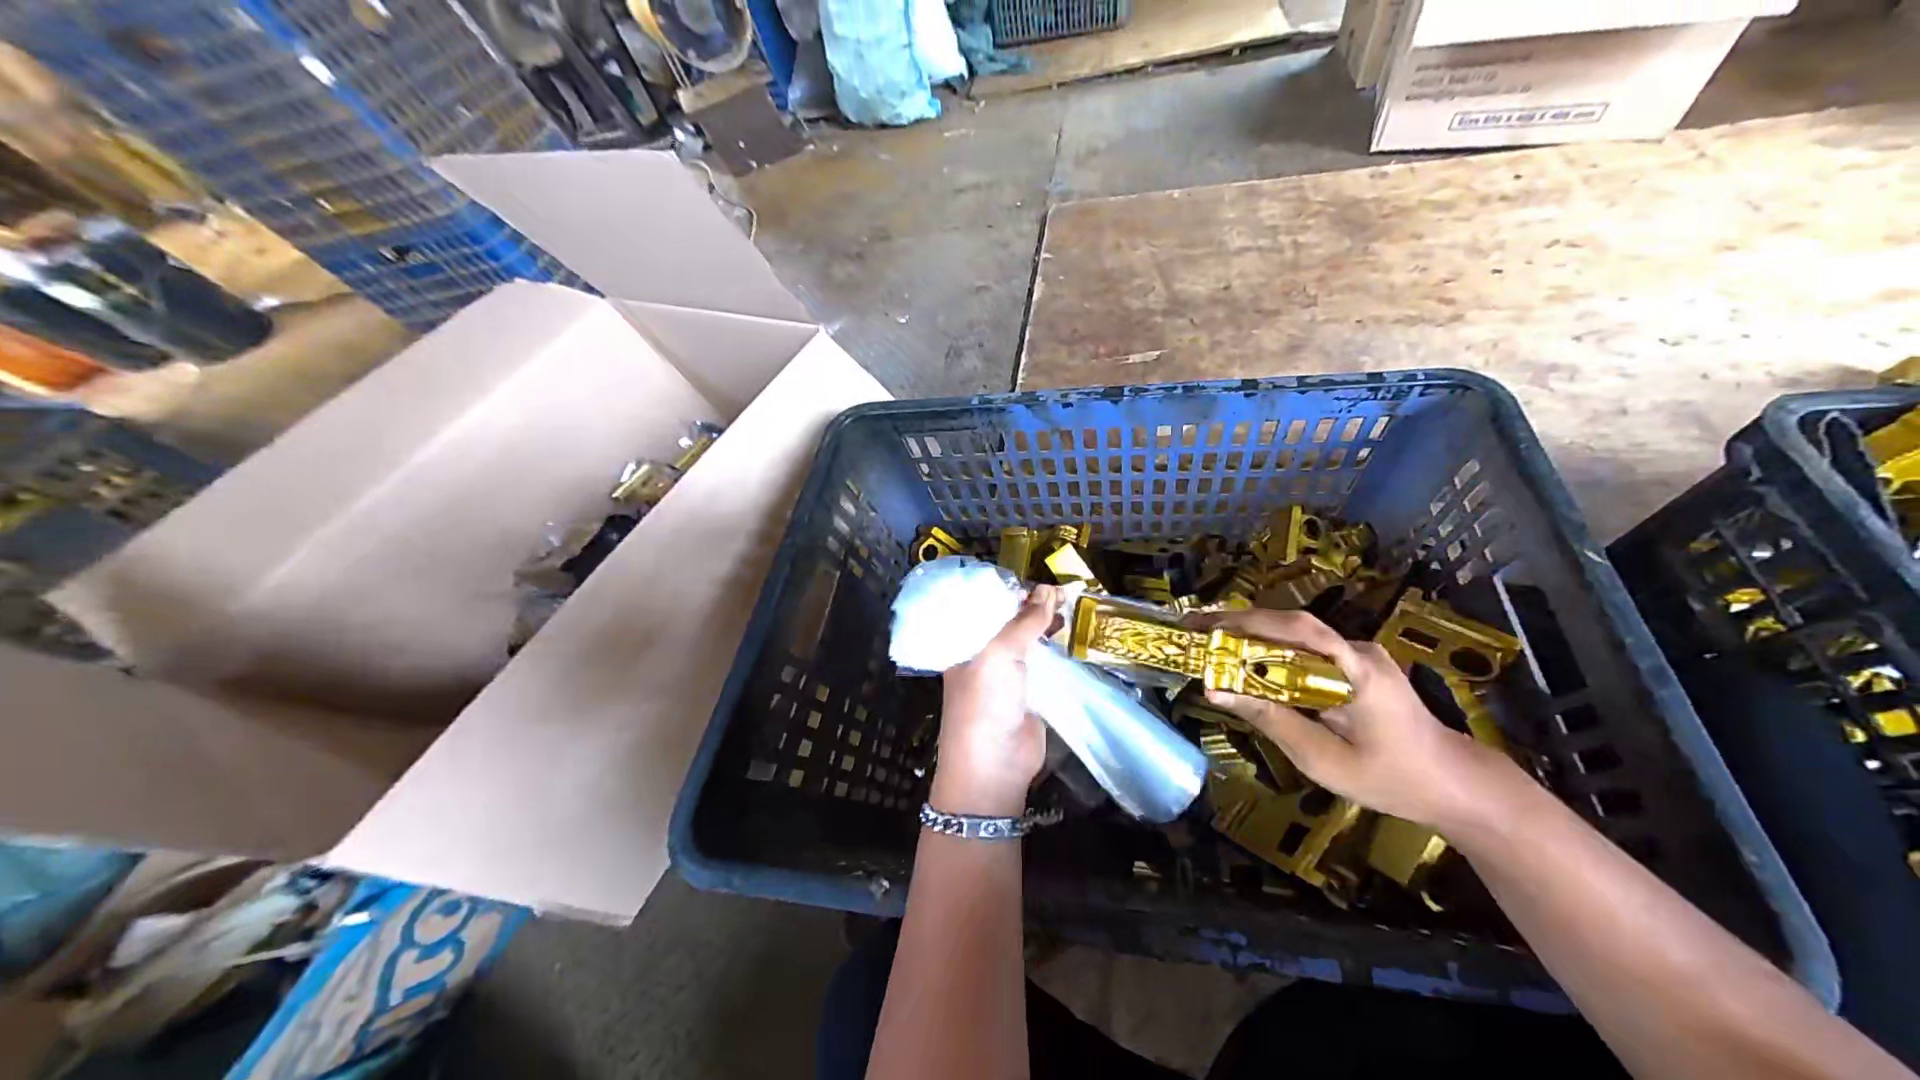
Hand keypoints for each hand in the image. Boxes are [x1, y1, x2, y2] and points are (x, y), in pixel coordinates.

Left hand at [932, 584, 1060, 817]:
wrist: (994, 764)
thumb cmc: (985, 702)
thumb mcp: (999, 654)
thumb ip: (1025, 621)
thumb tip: (1049, 590)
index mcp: (963, 643)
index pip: (984, 606)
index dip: (1009, 590)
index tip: (1037, 578)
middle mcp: (982, 654)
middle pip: (1008, 621)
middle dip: (1032, 605)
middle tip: (1063, 590)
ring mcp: (1006, 674)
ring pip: (1027, 639)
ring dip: (1046, 624)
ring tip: (1071, 605)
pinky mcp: (1029, 691)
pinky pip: (1042, 662)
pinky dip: (1056, 647)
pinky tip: (1071, 632)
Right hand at [1195, 609, 1524, 831]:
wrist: (1455, 785)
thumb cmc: (1392, 778)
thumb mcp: (1323, 759)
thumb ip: (1270, 720)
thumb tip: (1216, 691)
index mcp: (1357, 670)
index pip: (1297, 631)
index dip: (1248, 624)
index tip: (1204, 628)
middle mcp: (1357, 650)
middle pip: (1290, 625)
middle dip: (1237, 623)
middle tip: (1192, 629)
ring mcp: (1358, 654)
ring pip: (1295, 634)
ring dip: (1250, 634)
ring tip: (1207, 641)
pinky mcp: (1355, 664)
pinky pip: (1304, 649)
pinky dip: (1269, 649)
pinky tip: (1243, 659)